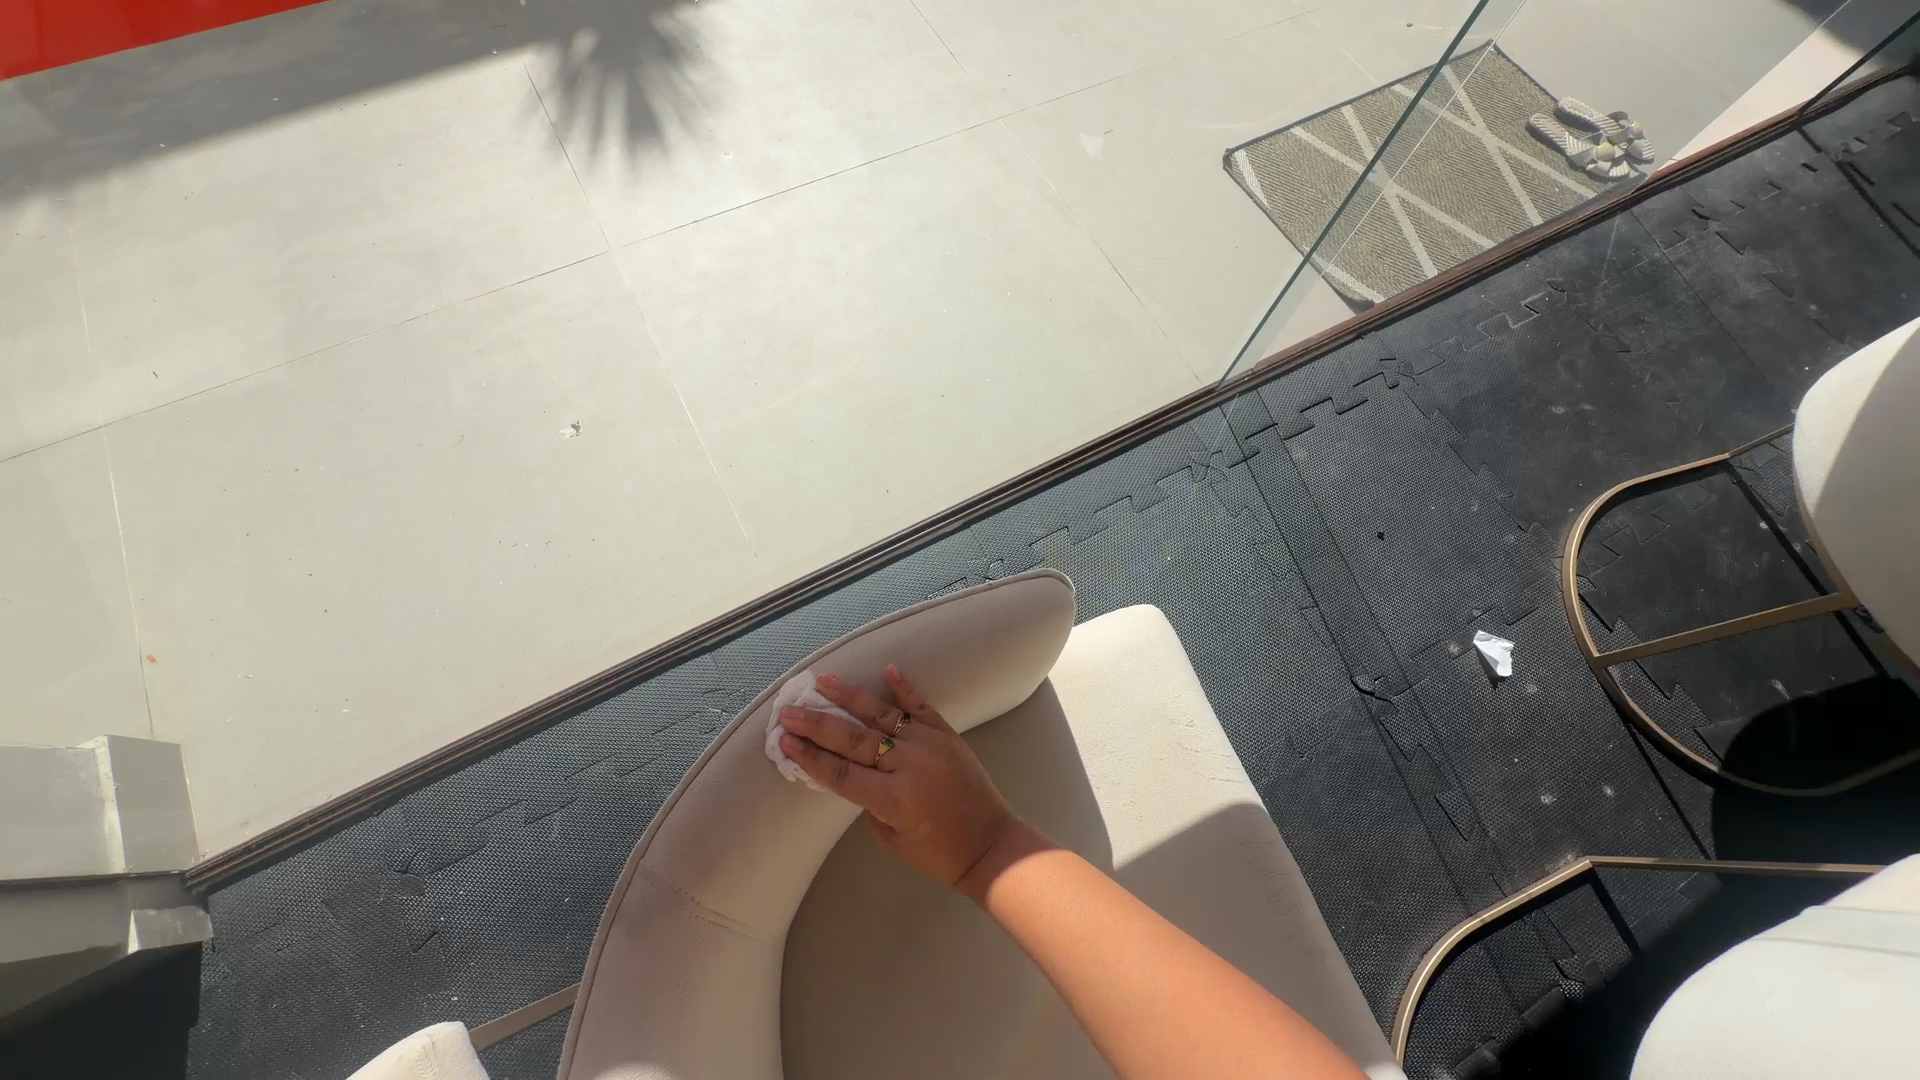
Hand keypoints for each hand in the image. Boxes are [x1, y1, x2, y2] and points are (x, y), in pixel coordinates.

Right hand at [778, 665, 1023, 895]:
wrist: (991, 844)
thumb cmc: (938, 852)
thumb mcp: (891, 837)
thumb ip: (869, 802)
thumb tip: (853, 769)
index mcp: (893, 799)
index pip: (841, 772)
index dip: (810, 757)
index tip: (784, 741)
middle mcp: (909, 765)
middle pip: (853, 739)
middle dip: (817, 724)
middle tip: (788, 711)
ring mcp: (930, 744)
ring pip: (881, 714)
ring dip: (849, 696)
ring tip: (821, 681)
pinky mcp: (947, 733)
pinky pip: (920, 706)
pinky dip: (904, 687)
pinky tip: (887, 669)